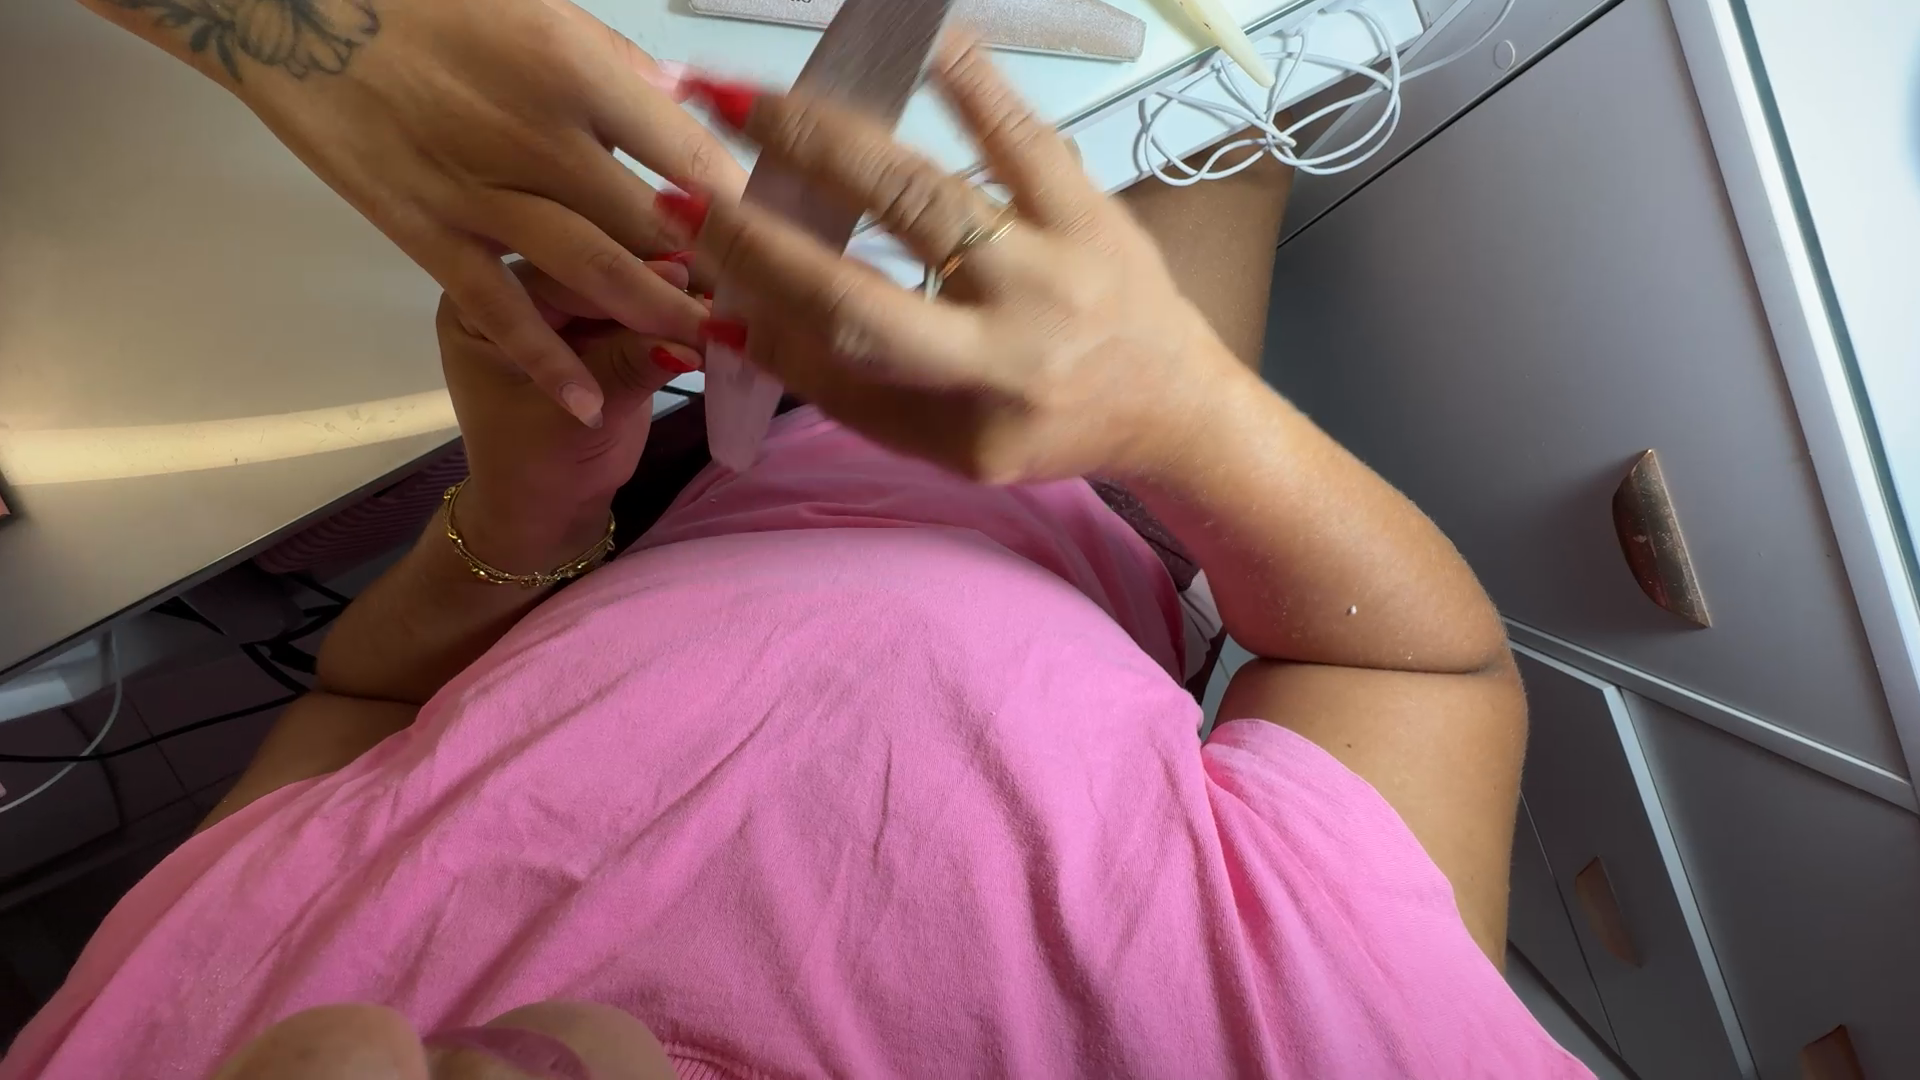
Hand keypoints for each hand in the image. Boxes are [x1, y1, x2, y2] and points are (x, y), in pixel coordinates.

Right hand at [125, 0, 743, 425]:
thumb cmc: (434, 3)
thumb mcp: (542, 14)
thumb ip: (620, 70)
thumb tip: (690, 111)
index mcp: (573, 67)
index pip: (693, 157)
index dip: (746, 214)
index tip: (777, 250)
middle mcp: (535, 134)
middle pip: (660, 225)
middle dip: (720, 277)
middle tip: (765, 313)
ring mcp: (480, 192)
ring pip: (599, 271)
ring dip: (667, 317)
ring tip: (719, 350)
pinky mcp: (430, 235)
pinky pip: (500, 310)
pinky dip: (549, 361)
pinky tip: (590, 404)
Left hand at [437, 260, 700, 574]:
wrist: (548, 511)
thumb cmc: (536, 468)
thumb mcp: (574, 418)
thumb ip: (626, 371)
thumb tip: (690, 342)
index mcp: (482, 309)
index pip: (559, 279)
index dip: (621, 282)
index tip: (681, 282)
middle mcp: (522, 302)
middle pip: (594, 281)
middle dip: (652, 287)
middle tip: (708, 285)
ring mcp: (567, 321)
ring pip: (623, 298)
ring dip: (671, 304)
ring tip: (718, 301)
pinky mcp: (604, 342)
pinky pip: (642, 324)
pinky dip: (675, 325)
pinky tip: (711, 319)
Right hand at [667, 41, 1239, 484]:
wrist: (1170, 407)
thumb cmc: (1052, 433)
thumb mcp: (951, 448)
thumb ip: (855, 395)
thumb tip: (750, 321)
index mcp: (980, 404)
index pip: (849, 338)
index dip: (764, 286)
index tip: (699, 243)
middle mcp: (1020, 333)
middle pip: (874, 268)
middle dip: (775, 210)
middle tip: (706, 166)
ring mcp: (1062, 260)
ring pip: (933, 189)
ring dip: (837, 139)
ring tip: (764, 101)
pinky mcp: (1094, 208)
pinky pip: (1023, 133)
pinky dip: (968, 79)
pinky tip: (920, 40)